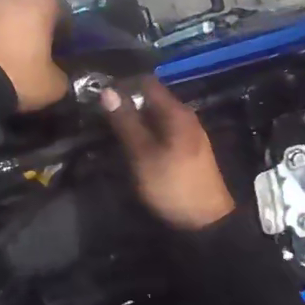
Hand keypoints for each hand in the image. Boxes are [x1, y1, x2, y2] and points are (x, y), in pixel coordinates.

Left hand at [0, 0, 68, 111]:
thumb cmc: (18, 76)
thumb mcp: (54, 85)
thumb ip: (61, 73)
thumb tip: (56, 72)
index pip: (60, 11)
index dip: (59, 32)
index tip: (54, 52)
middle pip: (27, 1)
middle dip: (28, 19)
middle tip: (25, 48)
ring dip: (1, 16)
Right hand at [100, 78, 235, 230]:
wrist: (205, 221)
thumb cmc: (172, 184)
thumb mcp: (143, 154)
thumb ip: (125, 122)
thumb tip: (108, 90)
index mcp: (177, 112)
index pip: (147, 83)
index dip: (123, 84)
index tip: (100, 92)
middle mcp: (185, 117)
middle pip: (151, 100)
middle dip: (126, 103)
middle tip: (99, 114)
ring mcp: (188, 134)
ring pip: (155, 117)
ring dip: (134, 120)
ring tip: (109, 129)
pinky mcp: (186, 150)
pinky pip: (161, 132)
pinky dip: (145, 134)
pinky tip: (130, 145)